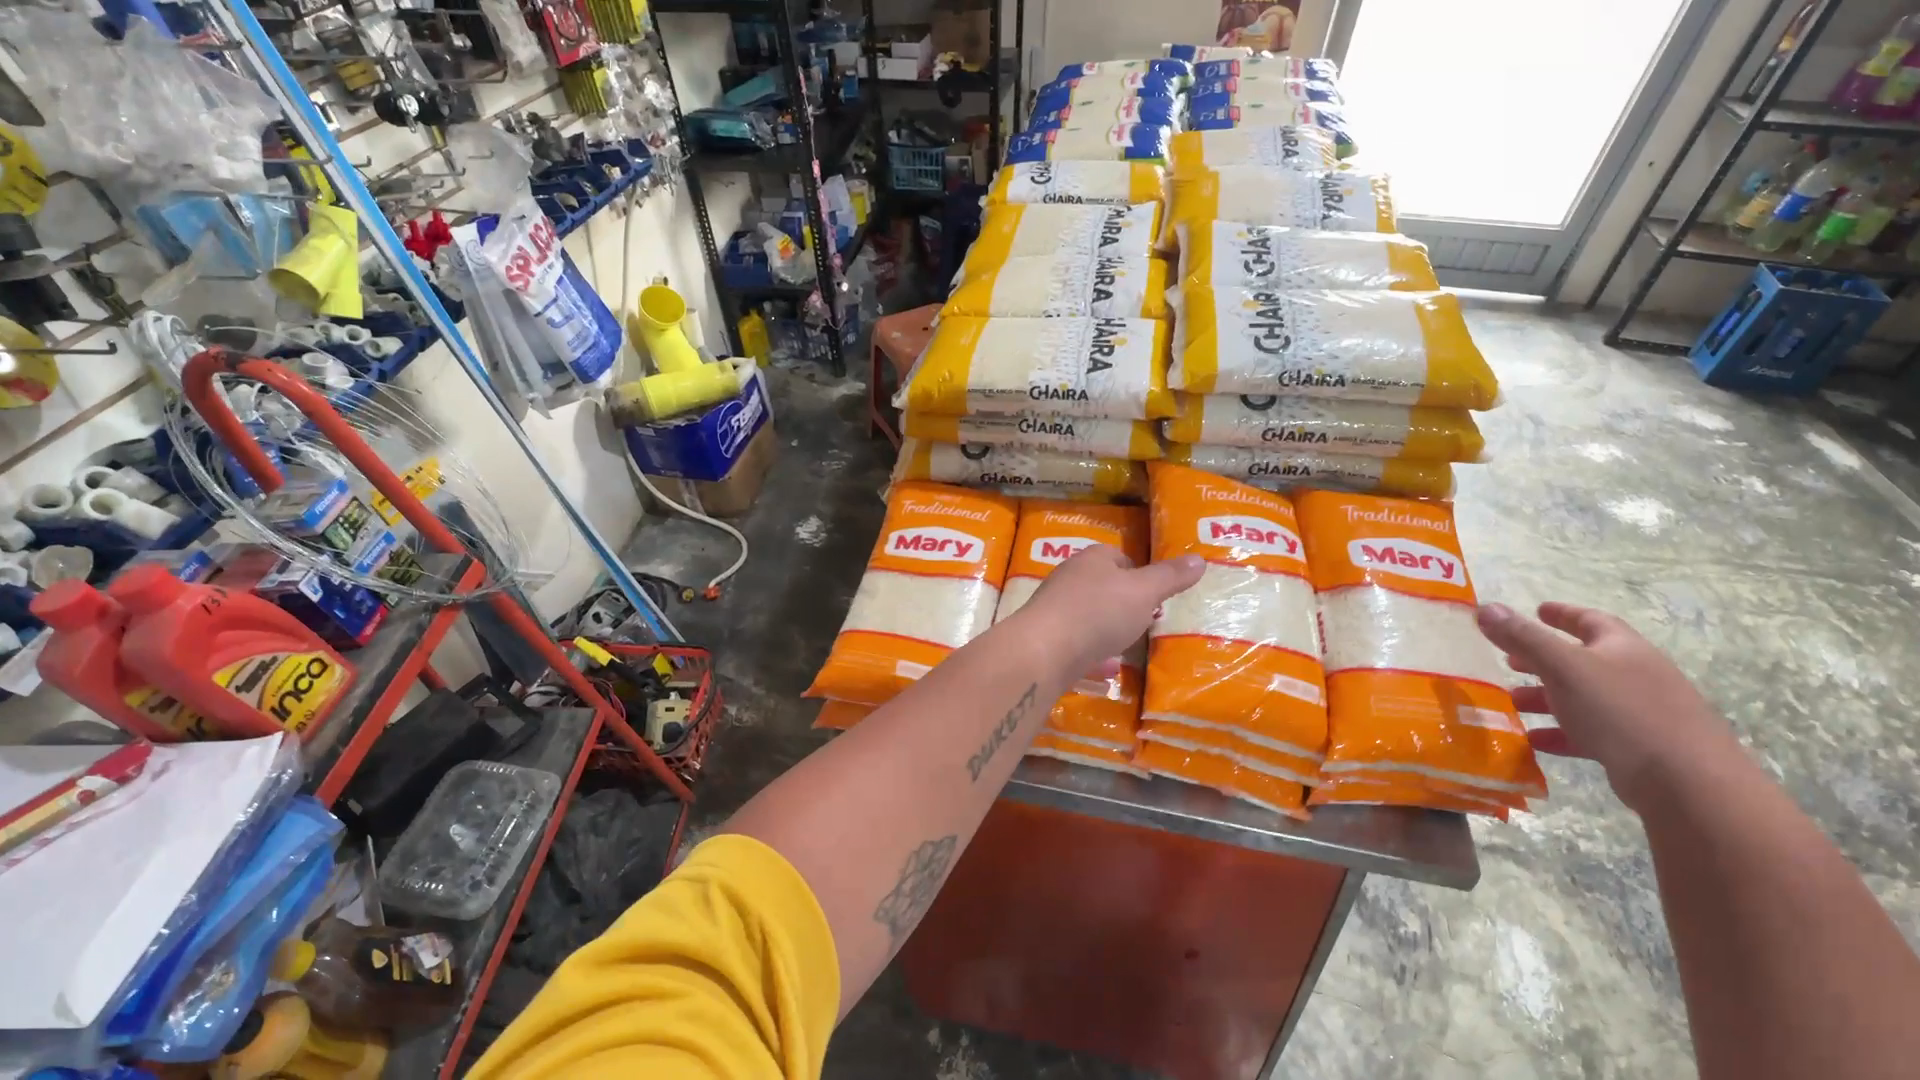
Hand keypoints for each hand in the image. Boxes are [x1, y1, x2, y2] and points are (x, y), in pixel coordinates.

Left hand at [1014, 547, 1204, 677]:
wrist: (1042, 651)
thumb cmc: (1097, 612)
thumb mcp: (1143, 592)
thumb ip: (1170, 577)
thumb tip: (1200, 558)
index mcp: (1092, 559)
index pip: (1119, 557)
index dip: (1139, 573)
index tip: (1156, 594)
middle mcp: (1069, 579)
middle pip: (1102, 586)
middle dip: (1123, 603)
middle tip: (1146, 622)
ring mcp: (1054, 609)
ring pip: (1088, 616)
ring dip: (1106, 629)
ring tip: (1128, 646)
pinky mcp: (1046, 639)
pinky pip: (1076, 644)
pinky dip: (1092, 654)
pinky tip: (1106, 669)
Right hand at [1476, 601, 1743, 811]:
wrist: (1686, 781)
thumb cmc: (1621, 711)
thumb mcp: (1563, 668)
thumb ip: (1522, 638)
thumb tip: (1484, 607)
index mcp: (1622, 648)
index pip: (1590, 620)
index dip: (1562, 614)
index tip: (1536, 610)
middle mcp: (1636, 674)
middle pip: (1582, 660)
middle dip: (1542, 661)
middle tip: (1509, 663)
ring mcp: (1640, 712)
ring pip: (1583, 697)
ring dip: (1546, 698)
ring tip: (1512, 704)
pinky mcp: (1637, 747)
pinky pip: (1590, 731)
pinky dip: (1560, 732)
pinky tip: (1534, 741)